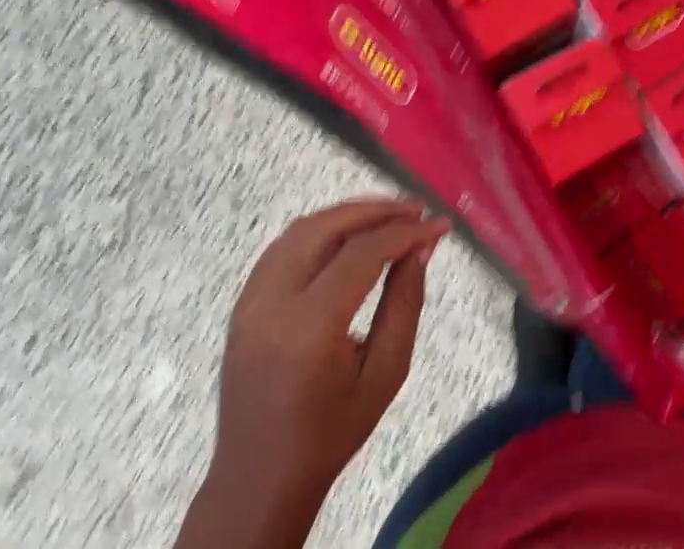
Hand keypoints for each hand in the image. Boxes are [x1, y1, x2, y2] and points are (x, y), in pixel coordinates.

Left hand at [198, 201, 449, 534]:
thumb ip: (404, 304)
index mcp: (310, 328)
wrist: (260, 474)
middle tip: (417, 209)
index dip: (405, 231)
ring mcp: (249, 300)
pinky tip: (349, 236)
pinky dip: (320, 231)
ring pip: (300, 230)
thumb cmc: (332, 431)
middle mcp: (272, 303)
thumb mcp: (386, 373)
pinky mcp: (242, 303)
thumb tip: (421, 248)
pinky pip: (282, 248)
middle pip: (326, 227)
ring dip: (347, 214)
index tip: (441, 224)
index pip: (362, 254)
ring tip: (390, 217)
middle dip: (376, 210)